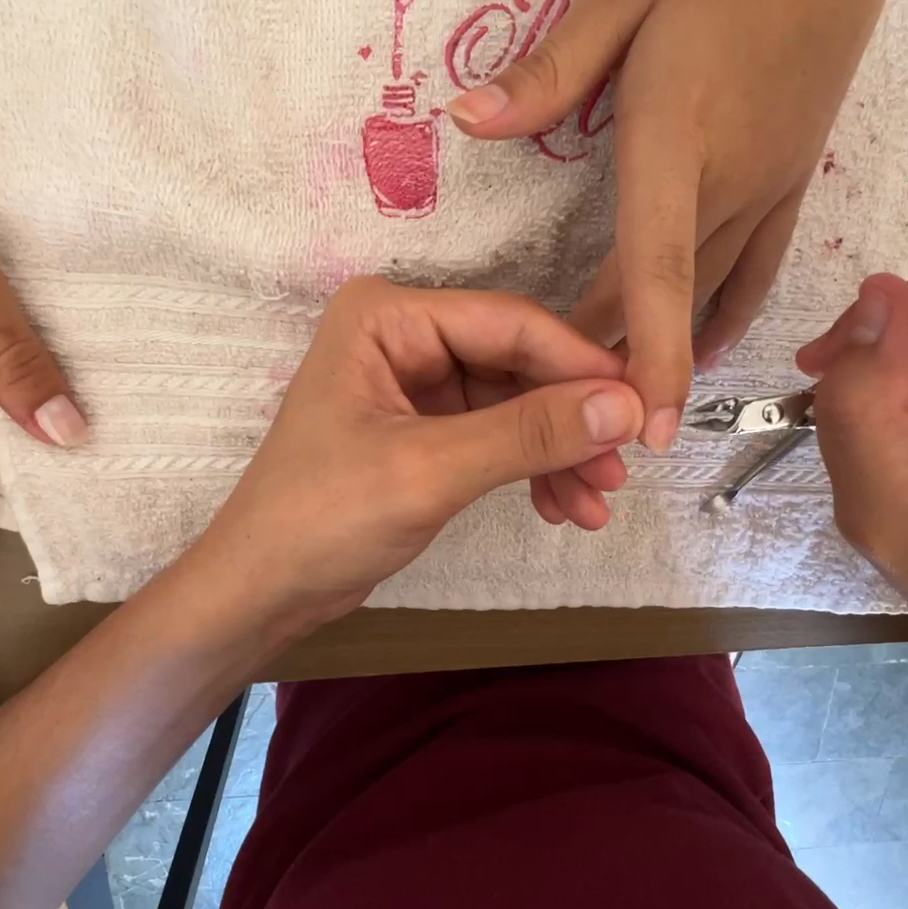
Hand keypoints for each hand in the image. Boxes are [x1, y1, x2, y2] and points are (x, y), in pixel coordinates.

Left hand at [192, 277, 643, 626]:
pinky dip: (529, 471)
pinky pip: (495, 438)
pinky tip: (563, 509)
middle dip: (571, 422)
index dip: (581, 366)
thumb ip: (528, 433)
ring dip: (557, 454)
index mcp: (390, 317)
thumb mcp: (431, 471)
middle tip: (623, 471)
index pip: (509, 325)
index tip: (643, 409)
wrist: (264, 590)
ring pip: (514, 406)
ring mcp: (417, 385)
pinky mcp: (426, 431)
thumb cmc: (325, 519)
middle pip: (517, 366)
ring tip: (598, 505)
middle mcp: (406, 337)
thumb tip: (625, 407)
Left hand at [448, 0, 907, 451]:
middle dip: (630, 363)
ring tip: (631, 398)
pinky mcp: (794, 181)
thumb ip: (547, 72)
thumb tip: (465, 120)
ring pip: (713, 294)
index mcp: (675, 139)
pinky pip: (760, 271)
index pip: (657, 269)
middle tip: (586, 419)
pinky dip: (728, 318)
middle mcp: (729, 181)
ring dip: (673, 349)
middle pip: (671, 297)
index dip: (652, 354)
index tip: (644, 427)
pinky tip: (704, 349)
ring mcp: (771, 188)